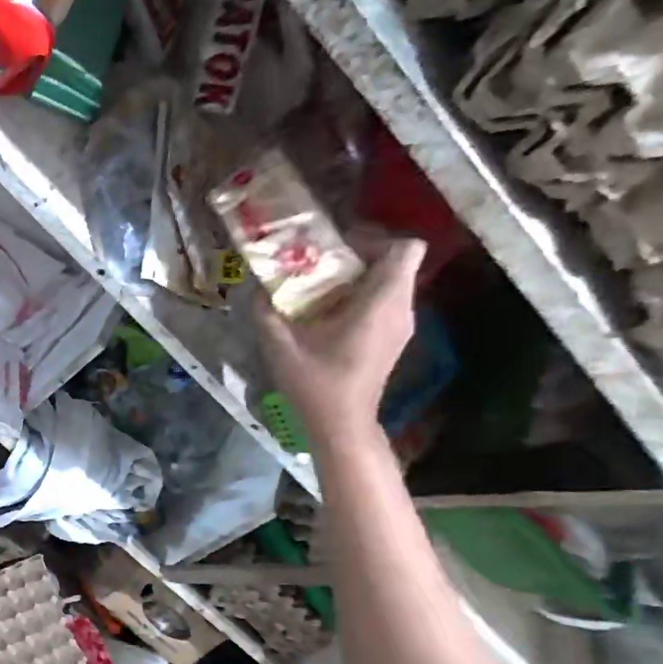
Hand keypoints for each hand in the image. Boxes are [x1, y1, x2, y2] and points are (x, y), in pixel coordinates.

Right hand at [252, 234, 424, 441]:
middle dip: (360, 255)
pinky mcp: (395, 337)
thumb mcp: (279, 344)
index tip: (337, 248)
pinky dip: (362, 295)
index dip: (374, 239)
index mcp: (380, 303)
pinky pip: (387, 300)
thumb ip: (265, 309)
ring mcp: (402, 325)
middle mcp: (401, 308)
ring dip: (360, 276)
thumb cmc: (315, 383)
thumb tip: (256, 284)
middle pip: (396, 261)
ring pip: (392, 280)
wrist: (341, 424)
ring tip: (322, 288)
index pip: (406, 248)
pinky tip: (330, 313)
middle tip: (321, 264)